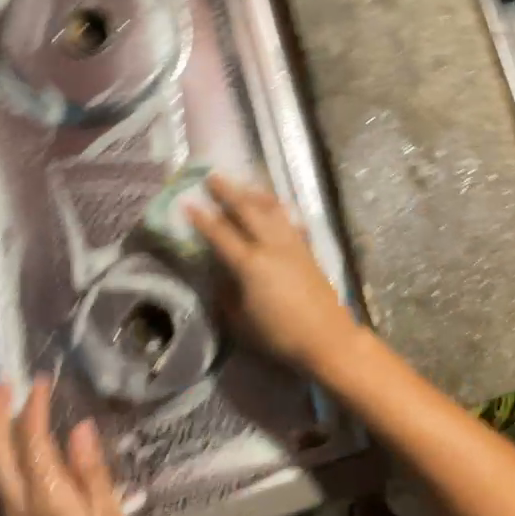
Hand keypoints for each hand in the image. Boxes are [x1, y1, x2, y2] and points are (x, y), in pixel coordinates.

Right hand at [187, 174, 358, 372]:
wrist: (327, 337)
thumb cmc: (279, 335)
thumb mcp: (241, 322)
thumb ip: (226, 295)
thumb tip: (219, 277)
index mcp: (250, 264)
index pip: (221, 234)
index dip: (202, 218)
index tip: (187, 202)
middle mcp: (272, 246)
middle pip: (248, 210)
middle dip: (228, 192)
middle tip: (213, 177)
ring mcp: (293, 245)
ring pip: (272, 209)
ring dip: (254, 194)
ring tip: (243, 184)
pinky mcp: (308, 250)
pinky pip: (290, 220)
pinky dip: (278, 208)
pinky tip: (275, 205)